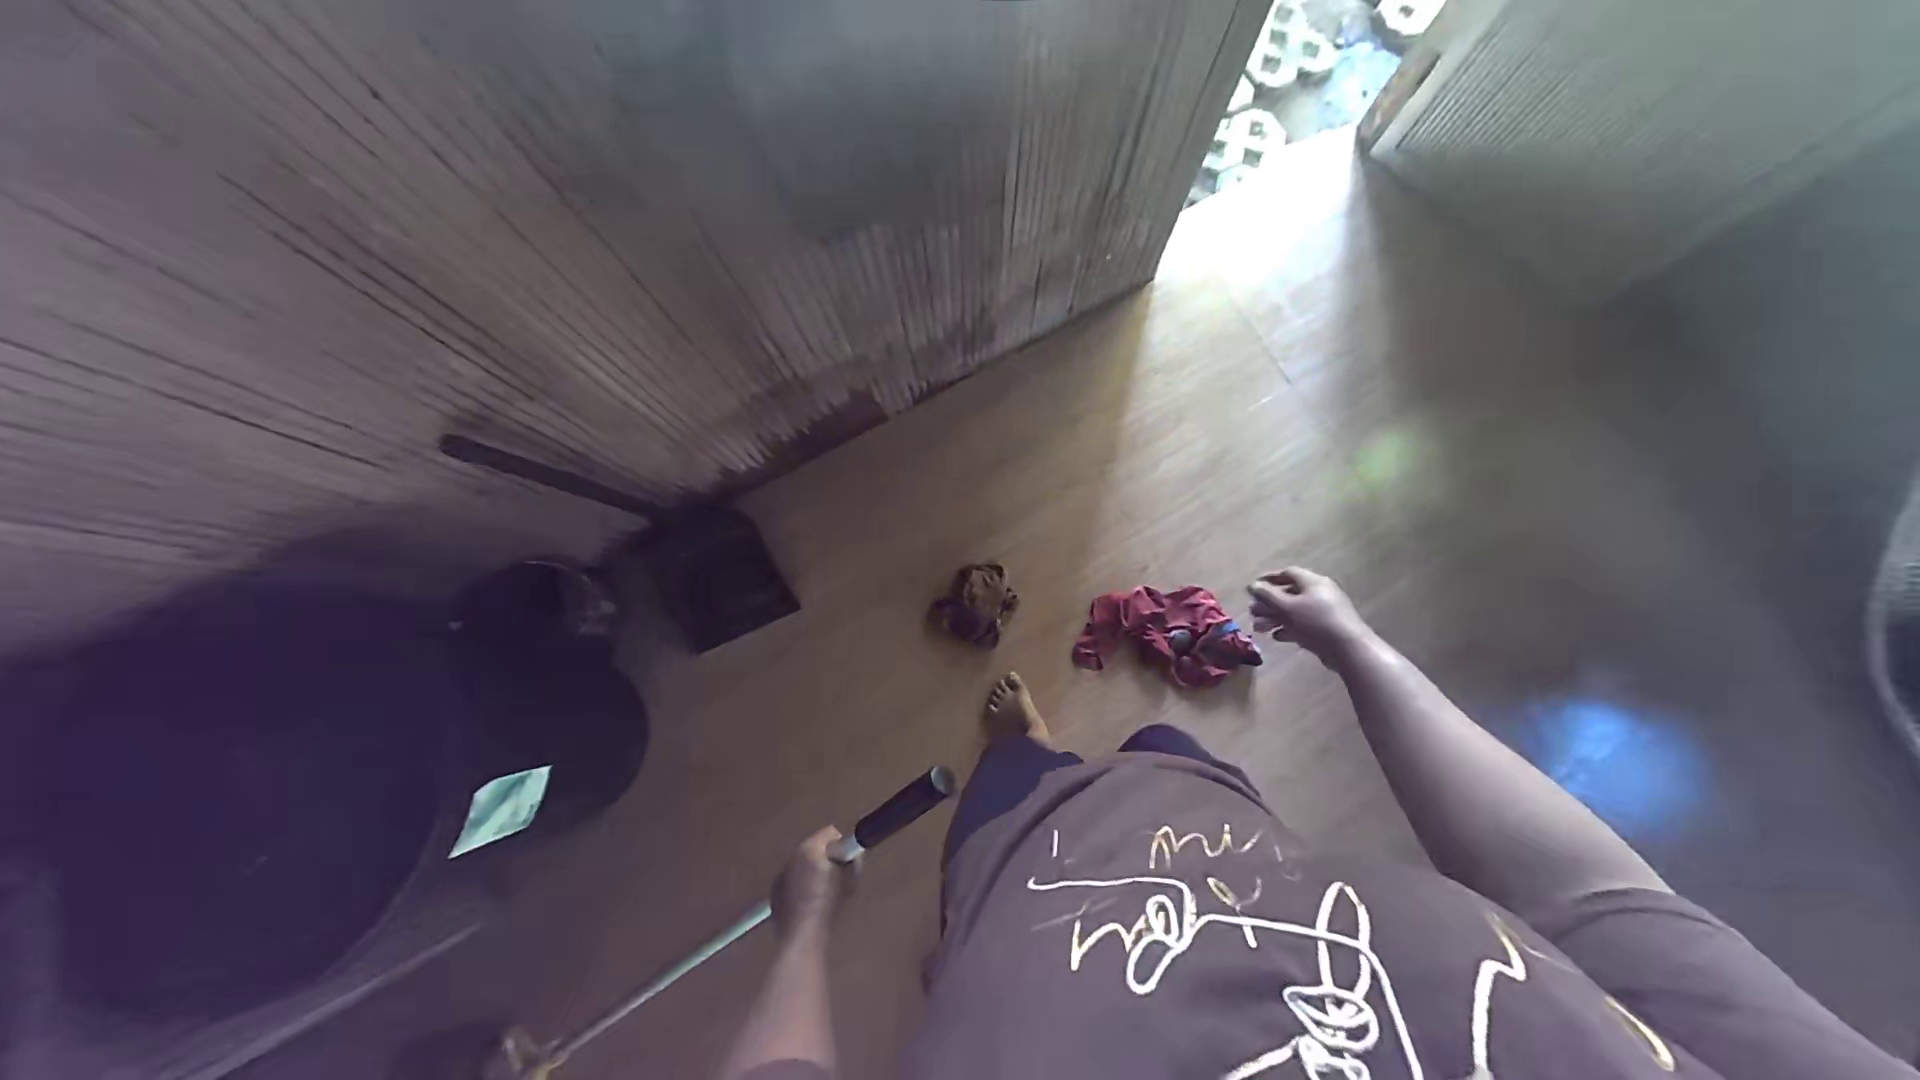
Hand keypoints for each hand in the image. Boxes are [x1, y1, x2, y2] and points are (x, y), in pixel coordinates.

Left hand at [771, 825, 853, 935]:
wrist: (803, 935)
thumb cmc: (829, 903)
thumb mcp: (850, 879)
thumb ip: (853, 861)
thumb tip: (851, 857)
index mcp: (810, 848)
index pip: (831, 833)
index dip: (841, 847)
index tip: (846, 863)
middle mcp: (793, 856)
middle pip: (814, 849)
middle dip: (825, 860)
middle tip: (836, 880)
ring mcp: (781, 875)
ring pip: (802, 866)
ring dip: (812, 874)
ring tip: (822, 895)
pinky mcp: (775, 894)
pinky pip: (792, 883)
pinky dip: (800, 889)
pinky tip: (807, 906)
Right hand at [1247, 567, 1369, 661]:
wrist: (1349, 649)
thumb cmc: (1316, 622)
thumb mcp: (1287, 606)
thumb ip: (1267, 595)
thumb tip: (1252, 585)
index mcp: (1313, 582)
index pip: (1288, 573)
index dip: (1269, 578)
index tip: (1253, 587)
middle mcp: (1319, 593)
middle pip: (1288, 594)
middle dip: (1268, 604)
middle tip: (1253, 613)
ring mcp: (1324, 612)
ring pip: (1294, 611)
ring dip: (1274, 618)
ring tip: (1260, 629)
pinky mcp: (1326, 628)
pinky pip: (1303, 624)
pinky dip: (1289, 628)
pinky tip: (1278, 636)